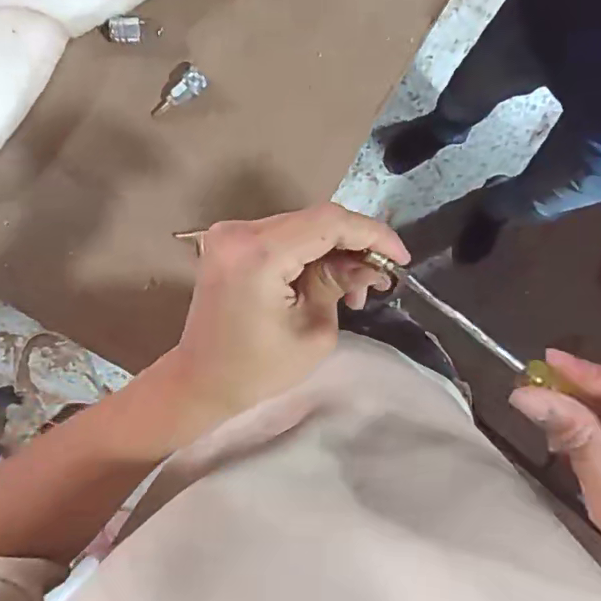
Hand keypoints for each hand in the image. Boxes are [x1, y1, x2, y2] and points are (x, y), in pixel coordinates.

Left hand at [156, 203, 407, 417]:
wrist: (199, 380)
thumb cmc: (256, 370)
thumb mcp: (313, 331)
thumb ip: (340, 285)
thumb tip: (368, 262)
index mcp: (258, 254)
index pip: (329, 222)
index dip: (372, 234)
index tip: (400, 259)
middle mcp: (238, 232)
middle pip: (314, 220)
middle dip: (354, 245)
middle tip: (377, 279)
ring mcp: (228, 235)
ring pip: (300, 227)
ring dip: (332, 251)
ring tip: (353, 290)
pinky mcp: (227, 244)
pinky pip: (280, 237)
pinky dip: (307, 253)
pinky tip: (324, 280)